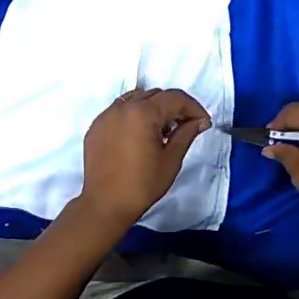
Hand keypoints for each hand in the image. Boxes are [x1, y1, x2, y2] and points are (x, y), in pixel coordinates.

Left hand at [73, 88, 210, 228]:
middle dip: (173, 107)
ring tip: (161, 132)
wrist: (105, 203)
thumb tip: (199, 121)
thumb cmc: (142, 184)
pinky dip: (133, 117)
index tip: (203, 123)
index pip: (175, 98)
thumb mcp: (171, 159)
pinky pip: (119, 112)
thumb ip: (186, 133)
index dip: (194, 108)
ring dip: (152, 109)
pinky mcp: (95, 127)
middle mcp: (121, 107)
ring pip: (135, 99)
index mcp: (142, 112)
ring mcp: (105, 116)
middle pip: (154, 94)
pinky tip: (139, 137)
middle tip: (184, 127)